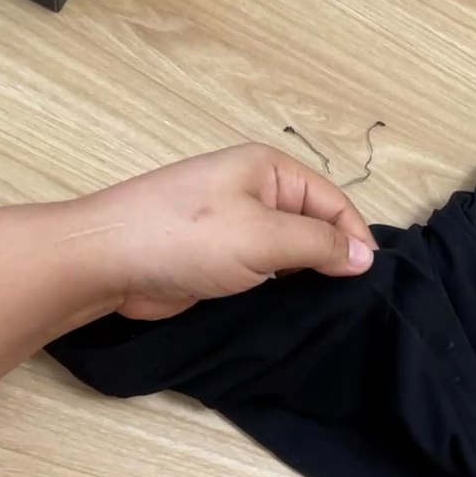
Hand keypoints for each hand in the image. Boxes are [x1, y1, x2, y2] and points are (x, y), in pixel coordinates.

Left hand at [67, 143, 377, 319]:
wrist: (106, 263)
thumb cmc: (185, 238)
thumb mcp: (264, 238)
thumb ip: (319, 245)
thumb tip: (366, 257)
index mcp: (270, 170)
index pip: (333, 202)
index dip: (354, 238)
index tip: (369, 280)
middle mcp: (258, 191)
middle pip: (316, 224)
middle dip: (333, 257)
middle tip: (350, 298)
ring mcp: (238, 224)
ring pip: (292, 249)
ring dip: (308, 274)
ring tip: (326, 305)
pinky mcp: (222, 255)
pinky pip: (268, 267)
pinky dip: (283, 285)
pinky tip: (293, 307)